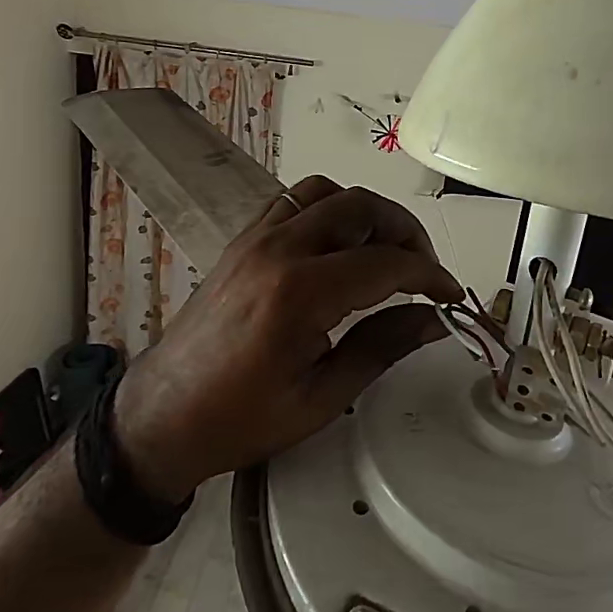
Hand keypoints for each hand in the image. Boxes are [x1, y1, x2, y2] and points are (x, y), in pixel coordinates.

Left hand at [110, 175, 463, 503]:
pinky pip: (294, 201)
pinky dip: (328, 209)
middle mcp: (278, 250)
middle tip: (424, 271)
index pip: (386, 262)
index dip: (430, 275)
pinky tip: (338, 245)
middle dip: (406, 231)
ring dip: (366, 212)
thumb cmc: (240, 419)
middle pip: (361, 207)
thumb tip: (434, 320)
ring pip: (327, 192)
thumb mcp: (323, 397)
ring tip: (384, 250)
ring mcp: (256, 238)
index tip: (450, 295)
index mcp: (299, 293)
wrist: (162, 416)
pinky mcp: (243, 240)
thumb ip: (383, 347)